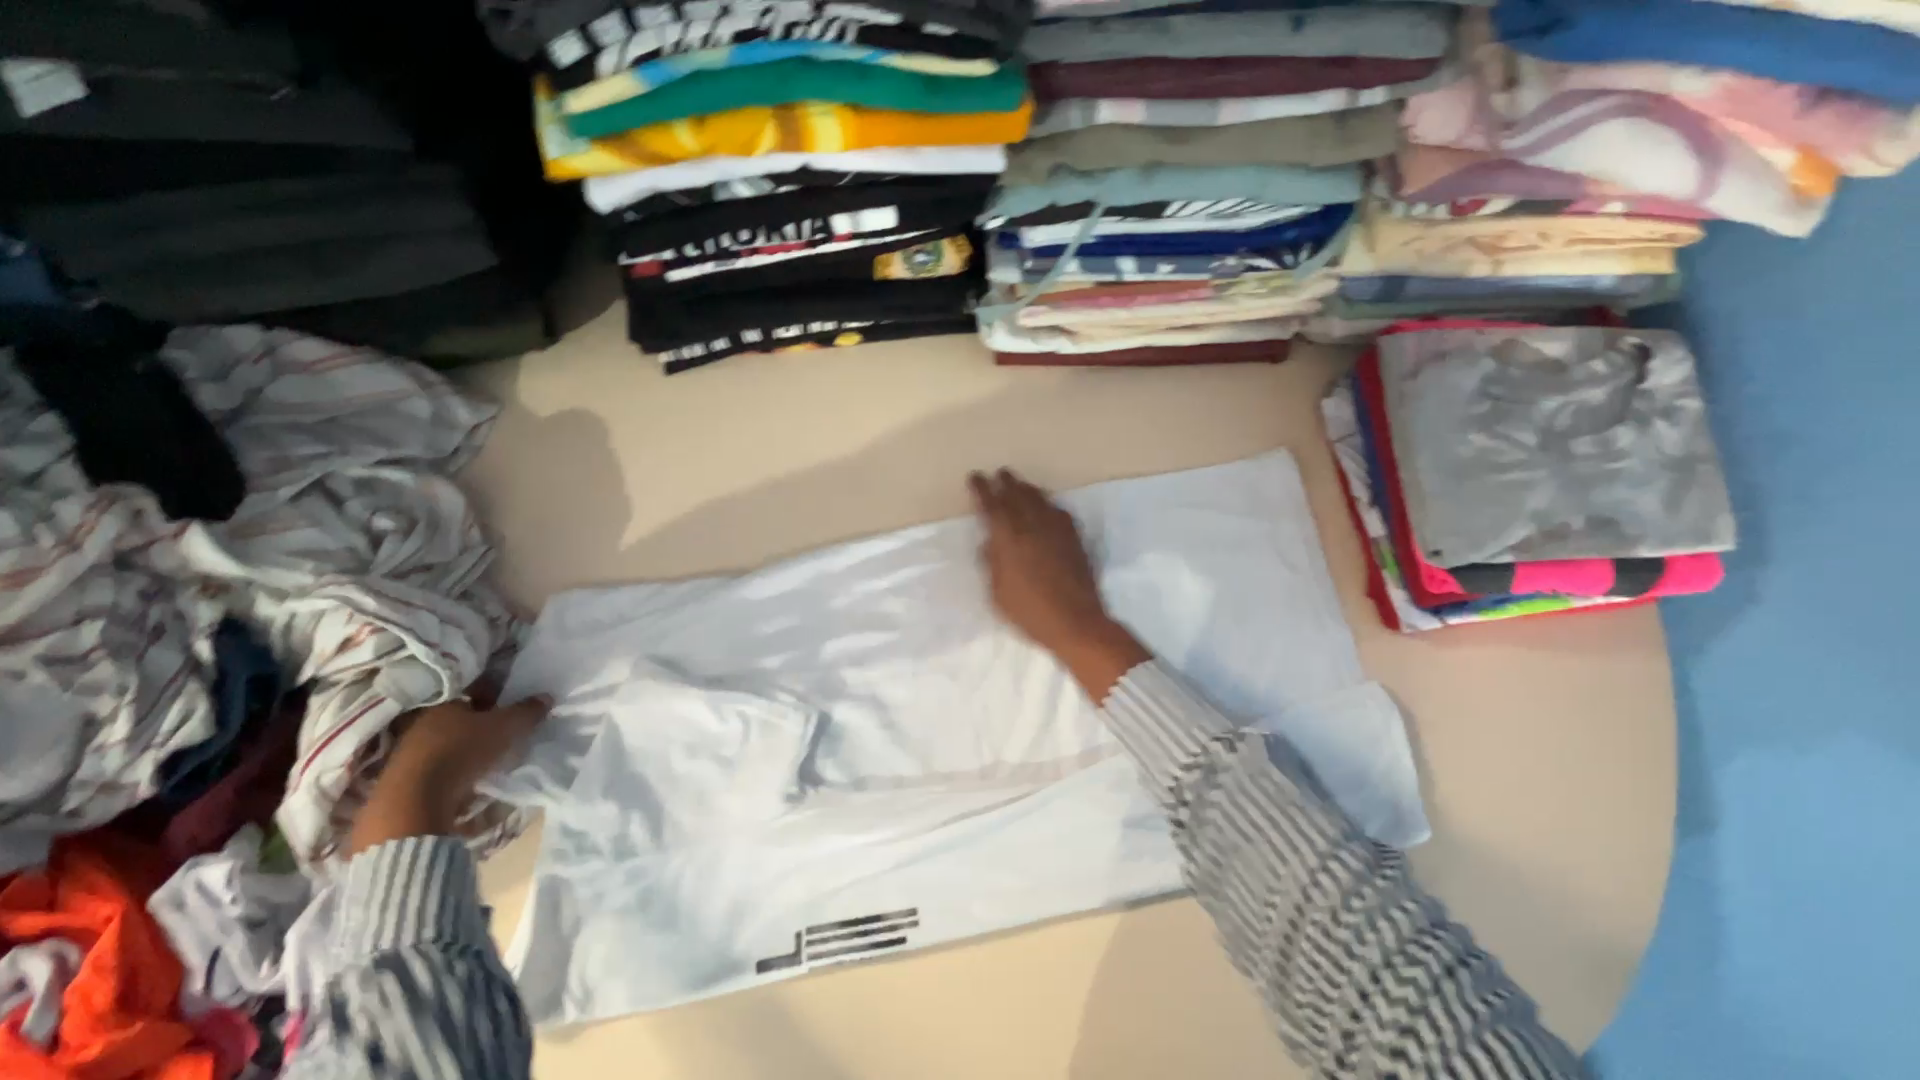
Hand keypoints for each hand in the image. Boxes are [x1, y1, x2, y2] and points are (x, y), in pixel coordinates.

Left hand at [348, 693, 550, 854]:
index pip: (475, 693)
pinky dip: (458, 777)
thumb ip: (526, 712)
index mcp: (443, 703)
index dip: (497, 699)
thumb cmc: (461, 751)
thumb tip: (547, 696)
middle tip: (508, 736)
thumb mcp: (504, 727)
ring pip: (449, 747)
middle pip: (461, 721)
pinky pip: (441, 773)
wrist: (414, 802)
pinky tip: (474, 786)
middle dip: (483, 728)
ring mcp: (410, 754)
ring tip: (495, 764)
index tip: (514, 709)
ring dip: (470, 754)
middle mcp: (422, 724)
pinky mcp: (406, 782)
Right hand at [970, 469, 1148, 699]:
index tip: (975, 478)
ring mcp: (1056, 529)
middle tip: (999, 474)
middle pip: (1017, 495)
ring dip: (1027, 489)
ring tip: (1020, 485)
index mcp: (1008, 537)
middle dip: (1006, 483)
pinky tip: (1047, 506)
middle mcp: (1032, 526)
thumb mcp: (997, 592)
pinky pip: (1058, 511)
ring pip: (1039, 499)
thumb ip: (992, 563)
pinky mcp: (1074, 538)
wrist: (1075, 621)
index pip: (992, 505)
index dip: (982, 489)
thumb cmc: (1029, 611)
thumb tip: (989, 543)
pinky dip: (1047, 504)